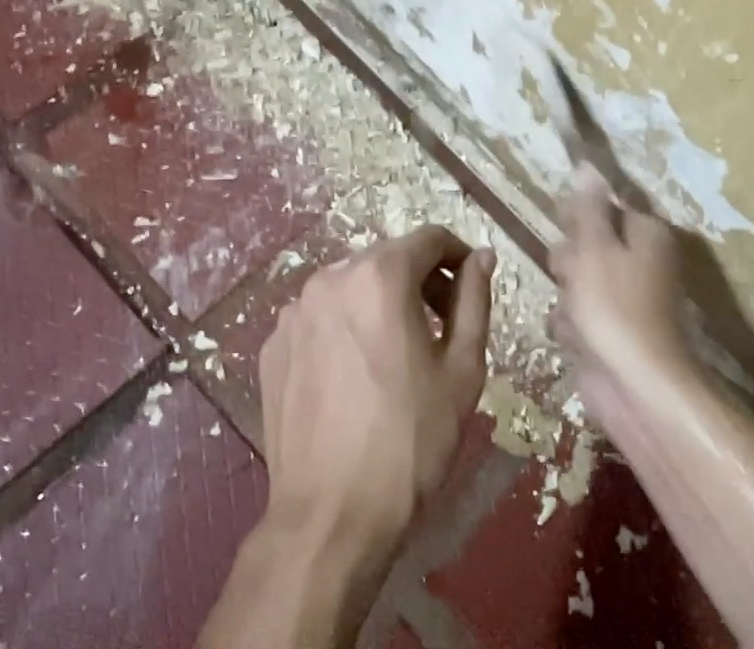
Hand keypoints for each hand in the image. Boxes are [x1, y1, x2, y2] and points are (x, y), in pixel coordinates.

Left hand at [259, 226, 495, 557]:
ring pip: (351, 288)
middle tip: (443, 327)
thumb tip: (481, 258)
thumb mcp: (463, 368)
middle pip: (387, 259)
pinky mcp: (272, 349)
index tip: (472, 288)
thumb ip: (474, 299)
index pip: (429, 238)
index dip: (459, 256)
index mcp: (379, 276)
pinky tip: (356, 377)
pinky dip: (346, 329)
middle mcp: (329, 280)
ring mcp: (292, 314)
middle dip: (421, 280)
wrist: (332, 514)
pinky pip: (320, 319)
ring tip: (398, 355)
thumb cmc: (412, 438)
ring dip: (380, 304)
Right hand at [549, 164, 690, 400]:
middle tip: (569, 274)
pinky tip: (572, 338)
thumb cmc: (614, 307)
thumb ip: (588, 208)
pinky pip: (577, 316)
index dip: (579, 214)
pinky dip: (570, 326)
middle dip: (569, 258)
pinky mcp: (609, 332)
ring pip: (576, 281)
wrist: (635, 385)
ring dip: (565, 295)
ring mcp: (624, 300)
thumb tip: (586, 166)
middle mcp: (639, 262)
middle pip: (587, 243)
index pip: (606, 206)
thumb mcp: (596, 248)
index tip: (560, 221)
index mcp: (645, 234)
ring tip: (573, 312)